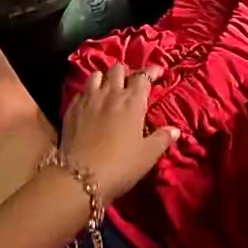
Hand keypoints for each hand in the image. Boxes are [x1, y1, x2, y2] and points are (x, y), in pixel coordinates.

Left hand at [60, 64, 178, 202]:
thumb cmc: (120, 165)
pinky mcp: (71, 109)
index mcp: (132, 101)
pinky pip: (80, 92)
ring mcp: (88, 99)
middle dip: (126, 72)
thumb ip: (162, 139)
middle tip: (131, 83)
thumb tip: (175, 130)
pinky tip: (90, 103)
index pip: (144, 76)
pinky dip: (87, 93)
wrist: (80, 178)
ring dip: (105, 78)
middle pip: (118, 69)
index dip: (152, 71)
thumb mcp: (148, 155)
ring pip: (96, 75)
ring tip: (108, 88)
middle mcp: (110, 94)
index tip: (158, 71)